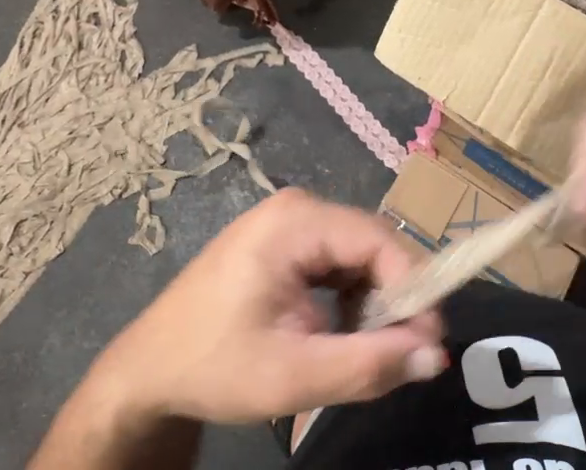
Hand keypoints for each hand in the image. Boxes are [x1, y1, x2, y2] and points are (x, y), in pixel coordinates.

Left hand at [85, 188, 447, 425]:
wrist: (149, 369)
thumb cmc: (214, 367)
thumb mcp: (293, 376)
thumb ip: (368, 365)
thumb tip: (436, 355)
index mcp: (294, 223)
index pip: (380, 240)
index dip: (414, 288)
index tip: (430, 343)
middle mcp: (296, 209)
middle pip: (372, 244)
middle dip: (395, 298)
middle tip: (406, 353)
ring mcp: (288, 222)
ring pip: (359, 255)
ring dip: (374, 302)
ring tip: (370, 350)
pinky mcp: (284, 242)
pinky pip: (338, 261)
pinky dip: (351, 298)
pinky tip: (342, 334)